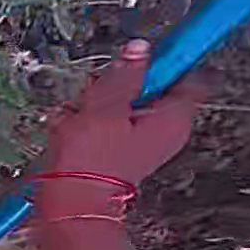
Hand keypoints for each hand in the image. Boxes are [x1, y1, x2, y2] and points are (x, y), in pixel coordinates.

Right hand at [46, 39, 205, 190]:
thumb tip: (140, 48)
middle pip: (144, 92)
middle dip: (112, 89)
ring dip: (89, 107)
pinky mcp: (111, 153)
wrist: (70, 201)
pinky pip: (99, 128)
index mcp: (173, 118)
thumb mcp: (105, 109)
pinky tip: (64, 129)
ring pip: (116, 109)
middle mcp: (161, 131)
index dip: (162, 64)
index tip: (138, 59)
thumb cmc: (92, 158)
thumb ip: (123, 77)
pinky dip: (80, 125)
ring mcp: (135, 143)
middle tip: (93, 94)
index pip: (184, 78)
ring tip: (71, 116)